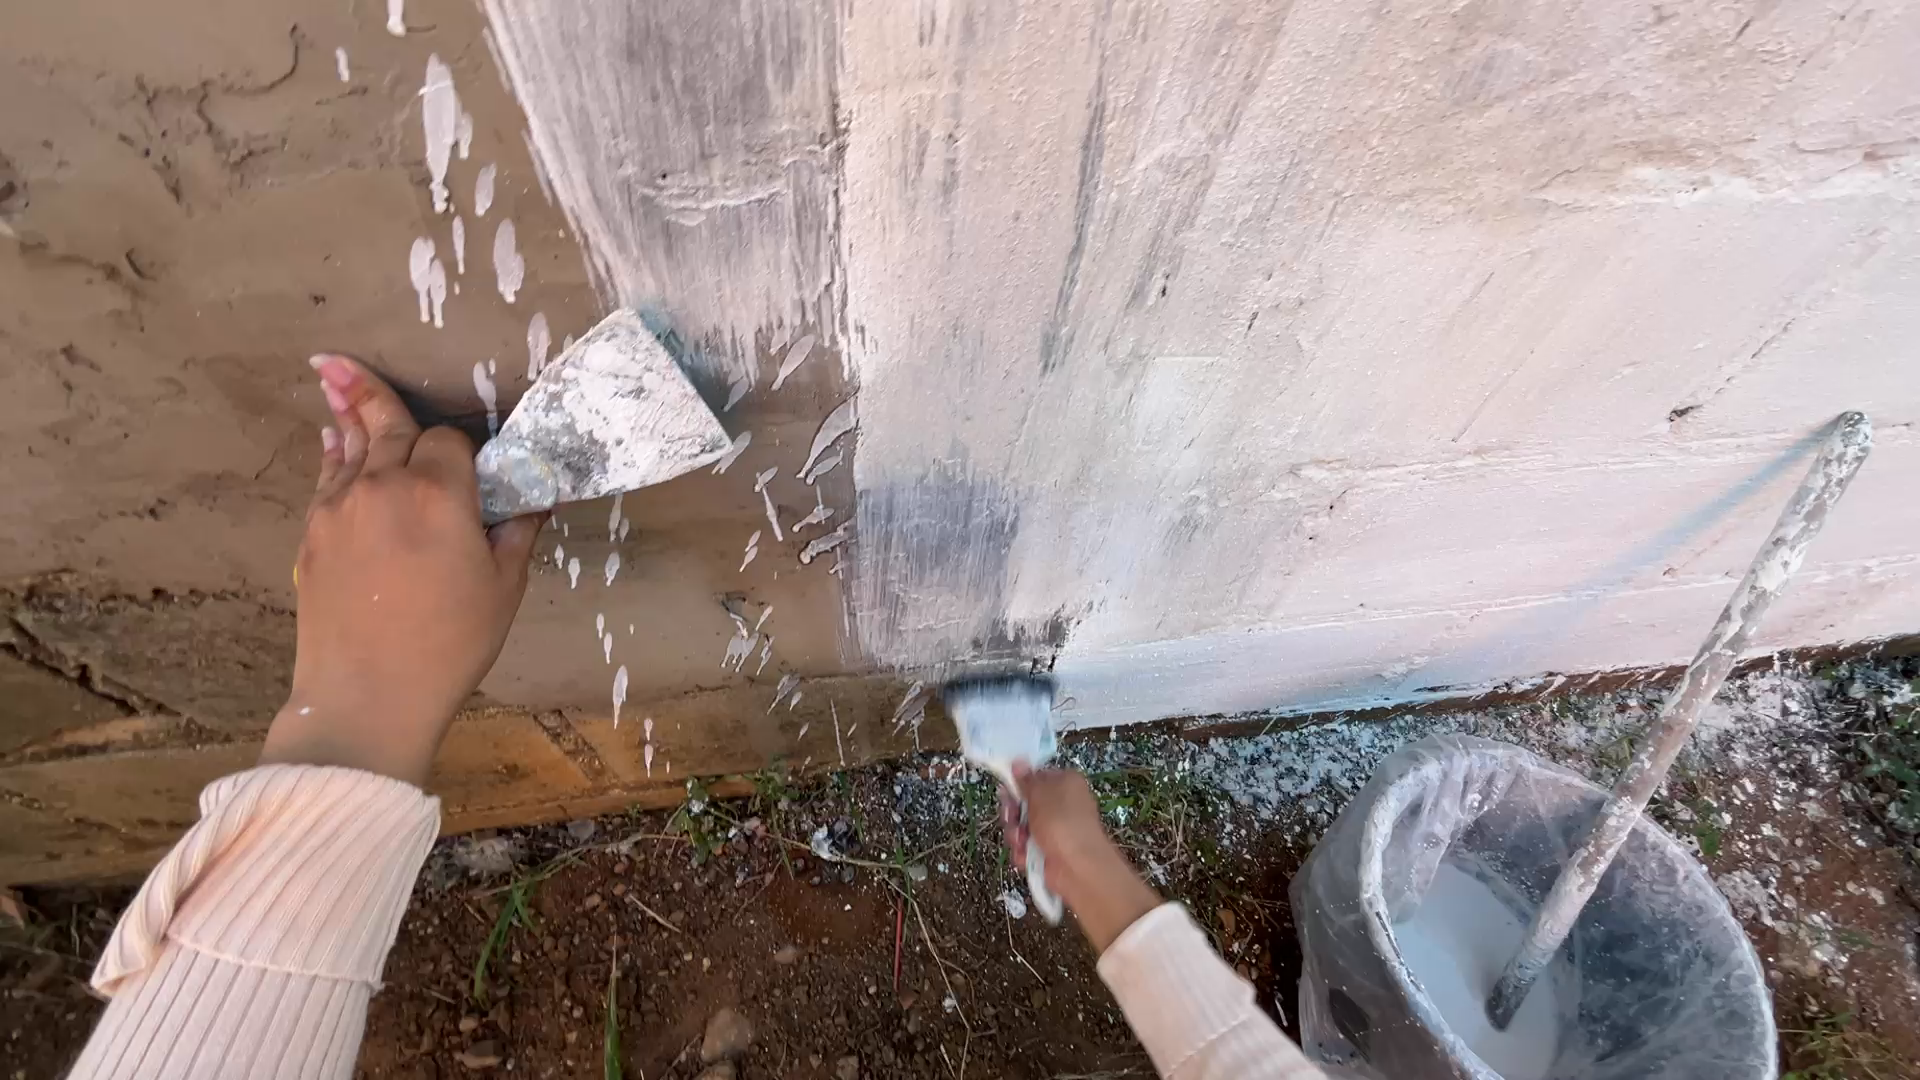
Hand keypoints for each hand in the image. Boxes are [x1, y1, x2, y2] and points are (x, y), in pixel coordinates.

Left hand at [259, 354, 544, 785]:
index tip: (481, 466)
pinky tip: (331, 439)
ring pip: (347, 445)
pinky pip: (326, 477)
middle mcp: (382, 486)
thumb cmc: (454, 637)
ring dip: (347, 412)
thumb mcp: (506, 584)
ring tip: (331, 372)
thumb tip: (534, 499)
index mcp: (438, 494)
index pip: (450, 441)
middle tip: (343, 357)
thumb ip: (517, 531)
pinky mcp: (312, 534)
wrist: (369, 691)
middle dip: (378, 395)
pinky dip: (333, 453)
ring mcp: (337, 508)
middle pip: (387, 426)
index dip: (468, 448)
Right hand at [1002, 765, 1161, 951]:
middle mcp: (1063, 804)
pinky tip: (1026, 856)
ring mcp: (1057, 829)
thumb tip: (1018, 762)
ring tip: (1021, 841)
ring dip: (1016, 834)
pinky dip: (1024, 851)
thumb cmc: (1060, 821)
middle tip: (1010, 816)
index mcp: (1066, 782)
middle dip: (1014, 812)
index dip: (1020, 783)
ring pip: (1024, 826)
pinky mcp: (1050, 851)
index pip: (1038, 776)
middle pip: (1027, 802)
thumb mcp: (1039, 793)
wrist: (1078, 866)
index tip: (1006, 789)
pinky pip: (1028, 846)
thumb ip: (1025, 779)